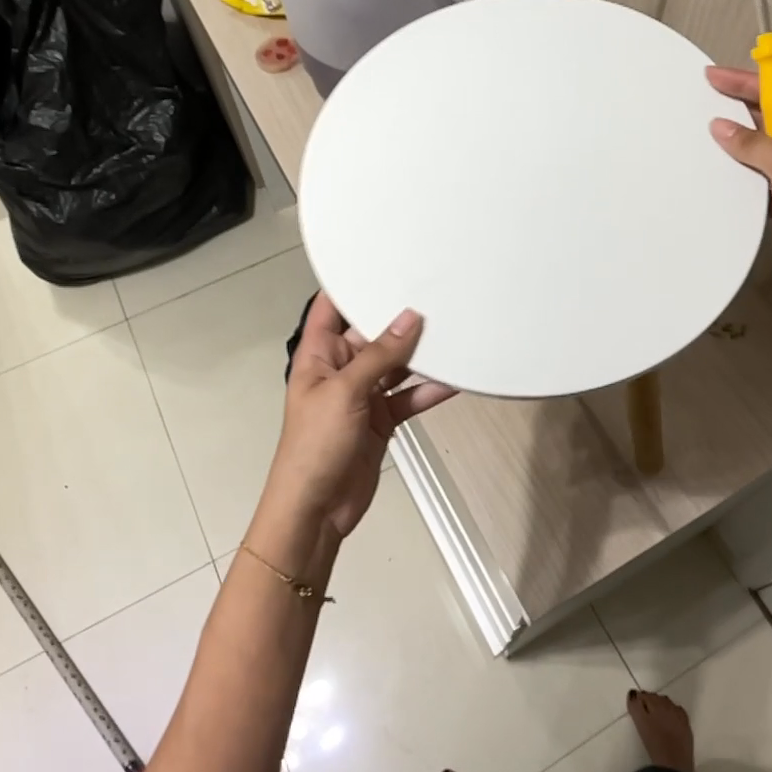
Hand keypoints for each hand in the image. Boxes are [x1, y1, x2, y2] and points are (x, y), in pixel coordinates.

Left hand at [264, 294, 456, 537]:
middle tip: (436, 293)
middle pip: (372, 335)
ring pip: (396, 367)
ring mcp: (363, 396)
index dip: (351, 285)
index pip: (331, 308)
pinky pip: (408, 398)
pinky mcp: (382, 420)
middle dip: (399, 319)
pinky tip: (455, 380)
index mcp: (318, 355)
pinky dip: (429, 391)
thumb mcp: (345, 392)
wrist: (317, 510)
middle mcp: (341, 370)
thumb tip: (410, 317)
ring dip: (420, 356)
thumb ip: (380, 356)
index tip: (384, 261)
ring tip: (454, 331)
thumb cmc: (315, 445)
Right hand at [705, 66, 771, 295]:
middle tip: (703, 103)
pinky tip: (720, 175)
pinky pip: (763, 180)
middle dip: (740, 113)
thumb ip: (754, 146)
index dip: (748, 83)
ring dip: (741, 148)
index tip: (714, 77)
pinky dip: (744, 177)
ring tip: (705, 137)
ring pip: (766, 152)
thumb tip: (721, 127)